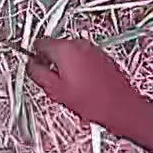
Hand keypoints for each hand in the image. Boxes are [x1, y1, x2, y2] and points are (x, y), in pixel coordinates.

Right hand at [26, 39, 152, 152]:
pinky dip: (79, 69)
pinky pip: (83, 59)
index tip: (35, 67)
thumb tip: (30, 65)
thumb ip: (37, 73)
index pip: (39, 43)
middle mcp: (80, 44)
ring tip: (70, 88)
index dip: (34, 57)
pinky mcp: (102, 58)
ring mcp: (93, 50)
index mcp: (65, 49)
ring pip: (69, 54)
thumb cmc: (93, 102)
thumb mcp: (54, 90)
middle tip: (53, 82)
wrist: (123, 109)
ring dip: (65, 67)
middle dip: (51, 63)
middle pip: (55, 48)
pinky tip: (83, 87)